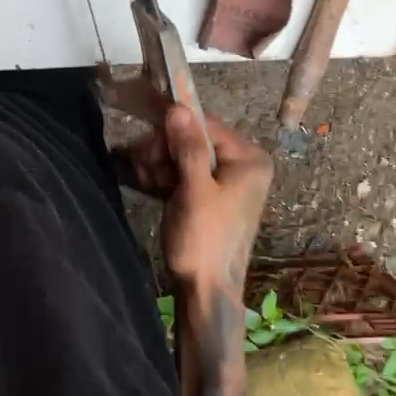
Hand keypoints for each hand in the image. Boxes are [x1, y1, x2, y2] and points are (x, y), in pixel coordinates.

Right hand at [126, 105, 273, 293]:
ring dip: (159, 162)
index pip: (205, 124)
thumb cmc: (204, 239)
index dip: (173, 133)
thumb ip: (188, 147)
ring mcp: (227, 178)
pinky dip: (165, 174)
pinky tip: (151, 185)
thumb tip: (177, 106)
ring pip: (182, 151)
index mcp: (249, 159)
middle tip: (147, 169)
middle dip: (164, 149)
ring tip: (147, 181)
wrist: (204, 289)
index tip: (150, 151)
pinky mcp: (210, 191)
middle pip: (192, 136)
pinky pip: (183, 168)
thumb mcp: (195, 191)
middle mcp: (242, 163)